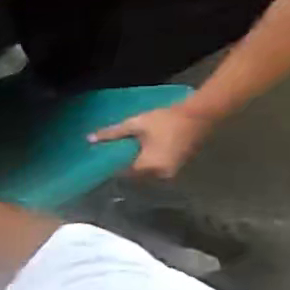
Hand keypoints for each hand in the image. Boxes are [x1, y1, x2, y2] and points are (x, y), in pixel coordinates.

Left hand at [90, 102, 221, 177]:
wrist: (200, 115)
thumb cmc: (165, 121)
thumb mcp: (135, 125)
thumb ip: (112, 133)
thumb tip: (90, 139)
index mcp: (149, 167)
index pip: (123, 173)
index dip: (109, 167)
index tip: (98, 159)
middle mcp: (160, 174)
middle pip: (134, 174)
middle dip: (121, 165)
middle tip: (107, 154)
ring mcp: (171, 171)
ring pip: (146, 171)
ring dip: (134, 163)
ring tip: (119, 151)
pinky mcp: (178, 165)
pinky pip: (156, 167)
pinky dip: (146, 161)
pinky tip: (137, 151)